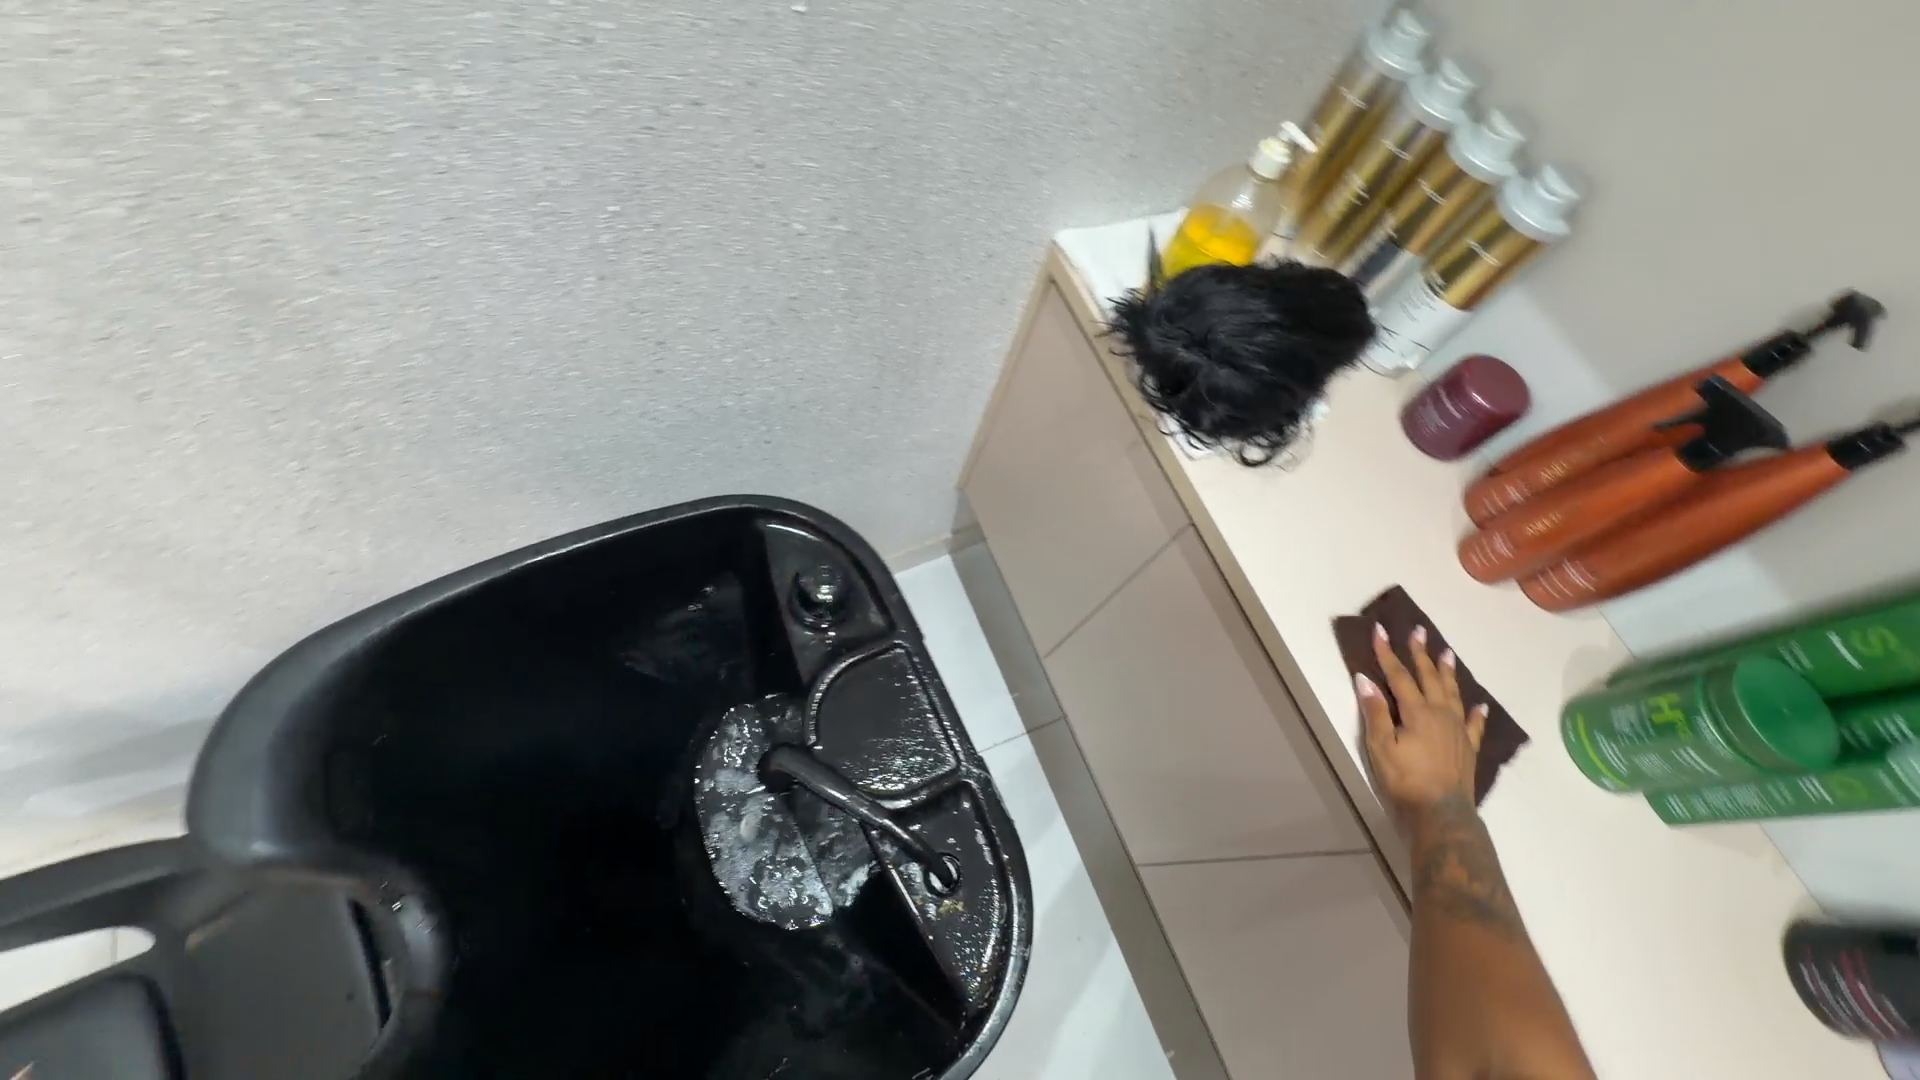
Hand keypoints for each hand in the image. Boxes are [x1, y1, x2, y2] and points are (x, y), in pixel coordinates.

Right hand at [1358, 623, 1488, 823]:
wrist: (1441, 812)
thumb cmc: (1404, 779)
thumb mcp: (1380, 746)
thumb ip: (1375, 712)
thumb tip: (1365, 679)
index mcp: (1417, 712)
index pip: (1398, 675)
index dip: (1387, 652)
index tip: (1380, 630)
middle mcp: (1440, 714)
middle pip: (1429, 678)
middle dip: (1420, 654)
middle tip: (1419, 631)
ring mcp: (1458, 730)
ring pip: (1453, 694)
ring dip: (1447, 672)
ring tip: (1446, 653)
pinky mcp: (1467, 748)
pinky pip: (1474, 724)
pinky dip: (1476, 713)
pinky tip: (1480, 706)